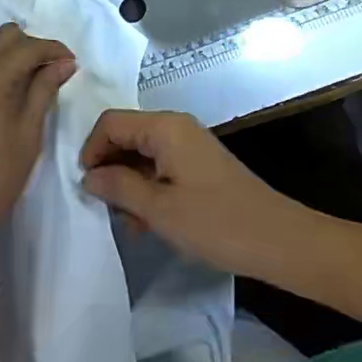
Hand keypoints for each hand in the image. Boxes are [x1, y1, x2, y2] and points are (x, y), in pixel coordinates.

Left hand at [0, 24, 75, 303]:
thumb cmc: (2, 172)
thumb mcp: (31, 129)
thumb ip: (45, 88)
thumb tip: (65, 61)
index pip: (28, 46)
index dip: (53, 49)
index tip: (71, 62)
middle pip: (5, 35)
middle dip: (31, 44)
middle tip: (51, 69)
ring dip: (7, 47)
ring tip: (25, 72)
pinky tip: (2, 84)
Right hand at [80, 109, 308, 275]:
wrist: (276, 239)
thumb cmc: (215, 222)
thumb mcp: (159, 209)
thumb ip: (119, 187)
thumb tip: (89, 175)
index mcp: (165, 127)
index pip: (111, 122)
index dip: (92, 150)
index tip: (86, 186)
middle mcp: (176, 126)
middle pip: (126, 134)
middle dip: (109, 167)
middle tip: (105, 207)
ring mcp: (190, 144)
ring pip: (142, 152)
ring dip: (128, 182)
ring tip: (128, 222)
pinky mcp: (199, 163)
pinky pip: (160, 165)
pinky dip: (147, 187)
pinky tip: (146, 221)